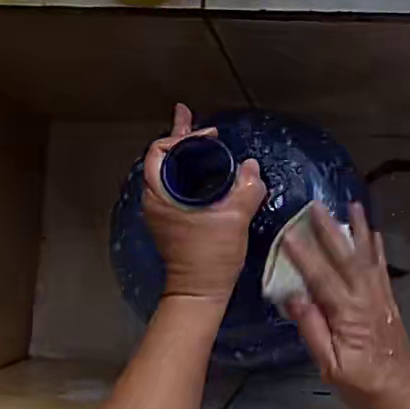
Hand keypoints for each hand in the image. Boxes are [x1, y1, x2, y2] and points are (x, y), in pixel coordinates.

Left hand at [143, 104, 264, 302]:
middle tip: (192, 117)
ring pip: (173, 172)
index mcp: (162, 194)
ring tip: (202, 138)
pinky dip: (192, 172)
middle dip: (181, 137)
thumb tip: (251, 167)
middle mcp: (157, 199)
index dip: (183, 136)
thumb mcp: (233, 219)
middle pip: (165, 158)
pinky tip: (210, 169)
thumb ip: (245, 188)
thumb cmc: (210, 255)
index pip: (161, 151)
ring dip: (187, 154)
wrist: (200, 291)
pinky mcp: (175, 219)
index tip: (209, 134)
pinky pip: (181, 186)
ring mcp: (164, 210)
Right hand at [281, 202, 409, 408]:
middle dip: (330, 231)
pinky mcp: (388, 298)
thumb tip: (295, 298)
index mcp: (347, 315)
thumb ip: (313, 330)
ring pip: (367, 256)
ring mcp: (379, 295)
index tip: (289, 234)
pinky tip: (373, 232)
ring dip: (358, 229)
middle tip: (316, 207)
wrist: (401, 389)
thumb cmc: (361, 383)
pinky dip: (377, 247)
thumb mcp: (330, 366)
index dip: (304, 256)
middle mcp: (365, 298)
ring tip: (352, 205)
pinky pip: (382, 266)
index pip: (321, 279)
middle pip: (345, 258)